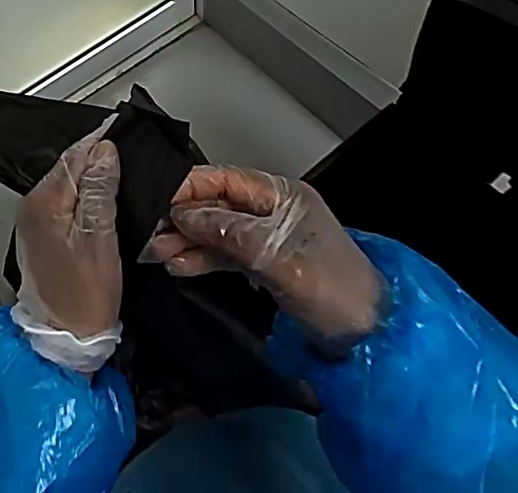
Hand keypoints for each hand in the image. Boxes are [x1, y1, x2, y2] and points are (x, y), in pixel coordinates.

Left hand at [15, 122, 121, 341]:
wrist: (64, 341)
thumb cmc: (84, 294)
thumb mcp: (99, 237)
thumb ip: (100, 189)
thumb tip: (105, 150)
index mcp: (45, 201)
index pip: (77, 154)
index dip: (104, 139)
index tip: (127, 126)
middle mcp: (34, 205)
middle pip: (72, 165)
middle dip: (100, 154)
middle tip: (133, 145)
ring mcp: (37, 220)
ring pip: (71, 181)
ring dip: (96, 173)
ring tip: (126, 166)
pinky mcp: (45, 234)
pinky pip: (70, 199)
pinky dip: (89, 192)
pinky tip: (109, 195)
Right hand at [145, 165, 383, 345]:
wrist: (368, 337)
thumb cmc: (336, 291)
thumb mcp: (278, 258)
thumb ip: (230, 233)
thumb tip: (185, 214)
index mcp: (282, 195)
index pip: (227, 179)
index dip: (191, 186)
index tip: (157, 197)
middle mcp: (273, 209)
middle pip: (219, 204)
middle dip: (183, 217)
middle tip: (149, 233)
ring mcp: (269, 236)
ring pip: (219, 230)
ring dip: (188, 240)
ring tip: (156, 253)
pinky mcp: (266, 261)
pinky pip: (227, 253)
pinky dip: (203, 259)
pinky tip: (180, 265)